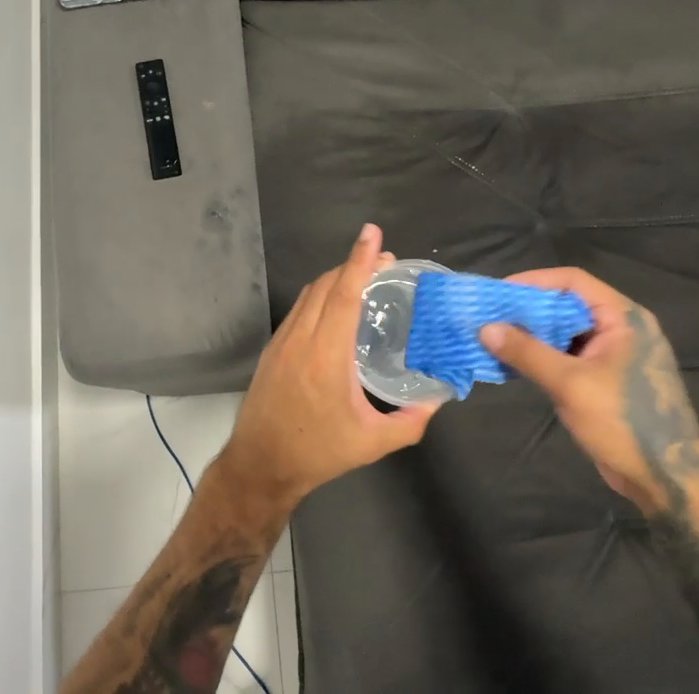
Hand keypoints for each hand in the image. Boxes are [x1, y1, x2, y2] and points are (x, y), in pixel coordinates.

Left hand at [219, 225, 440, 506]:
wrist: (260, 464)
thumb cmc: (318, 451)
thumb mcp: (373, 442)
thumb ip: (411, 421)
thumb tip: (438, 399)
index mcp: (326, 355)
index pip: (344, 294)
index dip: (360, 261)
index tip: (373, 235)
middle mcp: (301, 339)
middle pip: (326, 286)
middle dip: (354, 266)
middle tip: (385, 261)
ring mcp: (282, 341)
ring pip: (309, 295)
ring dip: (336, 279)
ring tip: (365, 278)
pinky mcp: (273, 349)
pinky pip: (299, 309)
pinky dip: (320, 296)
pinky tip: (336, 307)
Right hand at [478, 268, 698, 514]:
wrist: (666, 480)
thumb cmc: (623, 422)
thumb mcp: (570, 384)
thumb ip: (527, 352)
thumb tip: (486, 328)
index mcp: (624, 319)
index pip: (573, 281)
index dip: (534, 281)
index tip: (498, 293)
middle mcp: (623, 329)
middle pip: (569, 304)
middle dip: (528, 309)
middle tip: (491, 315)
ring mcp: (617, 355)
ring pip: (568, 331)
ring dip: (534, 334)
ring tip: (497, 338)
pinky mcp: (609, 379)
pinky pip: (572, 355)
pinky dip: (545, 355)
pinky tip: (517, 363)